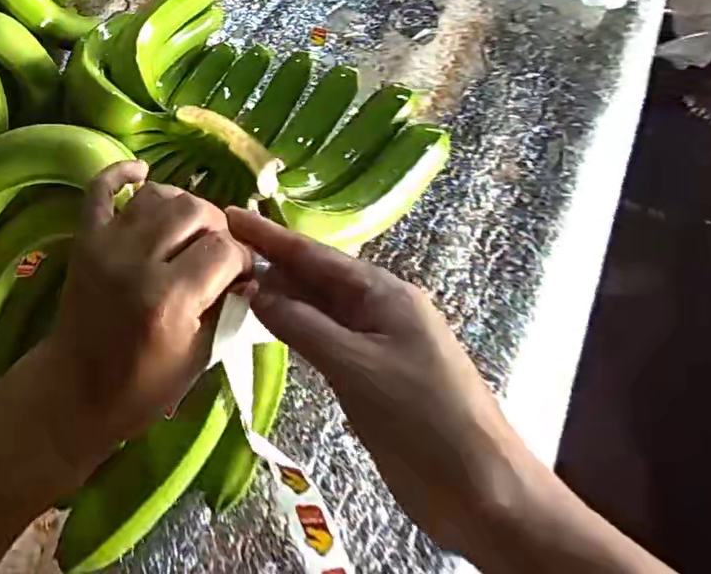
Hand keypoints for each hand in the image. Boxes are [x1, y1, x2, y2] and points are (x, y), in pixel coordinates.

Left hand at [38, 165, 251, 459]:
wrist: (75, 390)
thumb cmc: (142, 385)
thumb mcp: (199, 356)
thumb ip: (226, 306)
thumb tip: (247, 272)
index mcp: (169, 298)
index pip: (223, 249)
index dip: (242, 257)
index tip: (242, 271)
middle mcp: (137, 261)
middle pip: (194, 210)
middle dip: (217, 226)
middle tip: (217, 248)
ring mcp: (107, 244)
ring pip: (157, 194)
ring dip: (182, 204)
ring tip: (189, 227)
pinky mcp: (85, 237)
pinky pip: (101, 188)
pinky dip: (121, 173)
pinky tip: (143, 171)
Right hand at [226, 206, 539, 559]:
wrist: (489, 497)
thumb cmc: (425, 422)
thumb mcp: (358, 368)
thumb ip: (302, 325)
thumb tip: (255, 289)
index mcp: (383, 292)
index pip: (314, 255)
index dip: (270, 235)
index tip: (230, 213)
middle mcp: (379, 307)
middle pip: (315, 275)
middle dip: (271, 260)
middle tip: (221, 247)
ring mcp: (376, 341)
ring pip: (318, 306)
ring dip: (280, 293)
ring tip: (233, 279)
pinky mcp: (372, 372)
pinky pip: (324, 335)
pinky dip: (294, 326)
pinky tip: (269, 324)